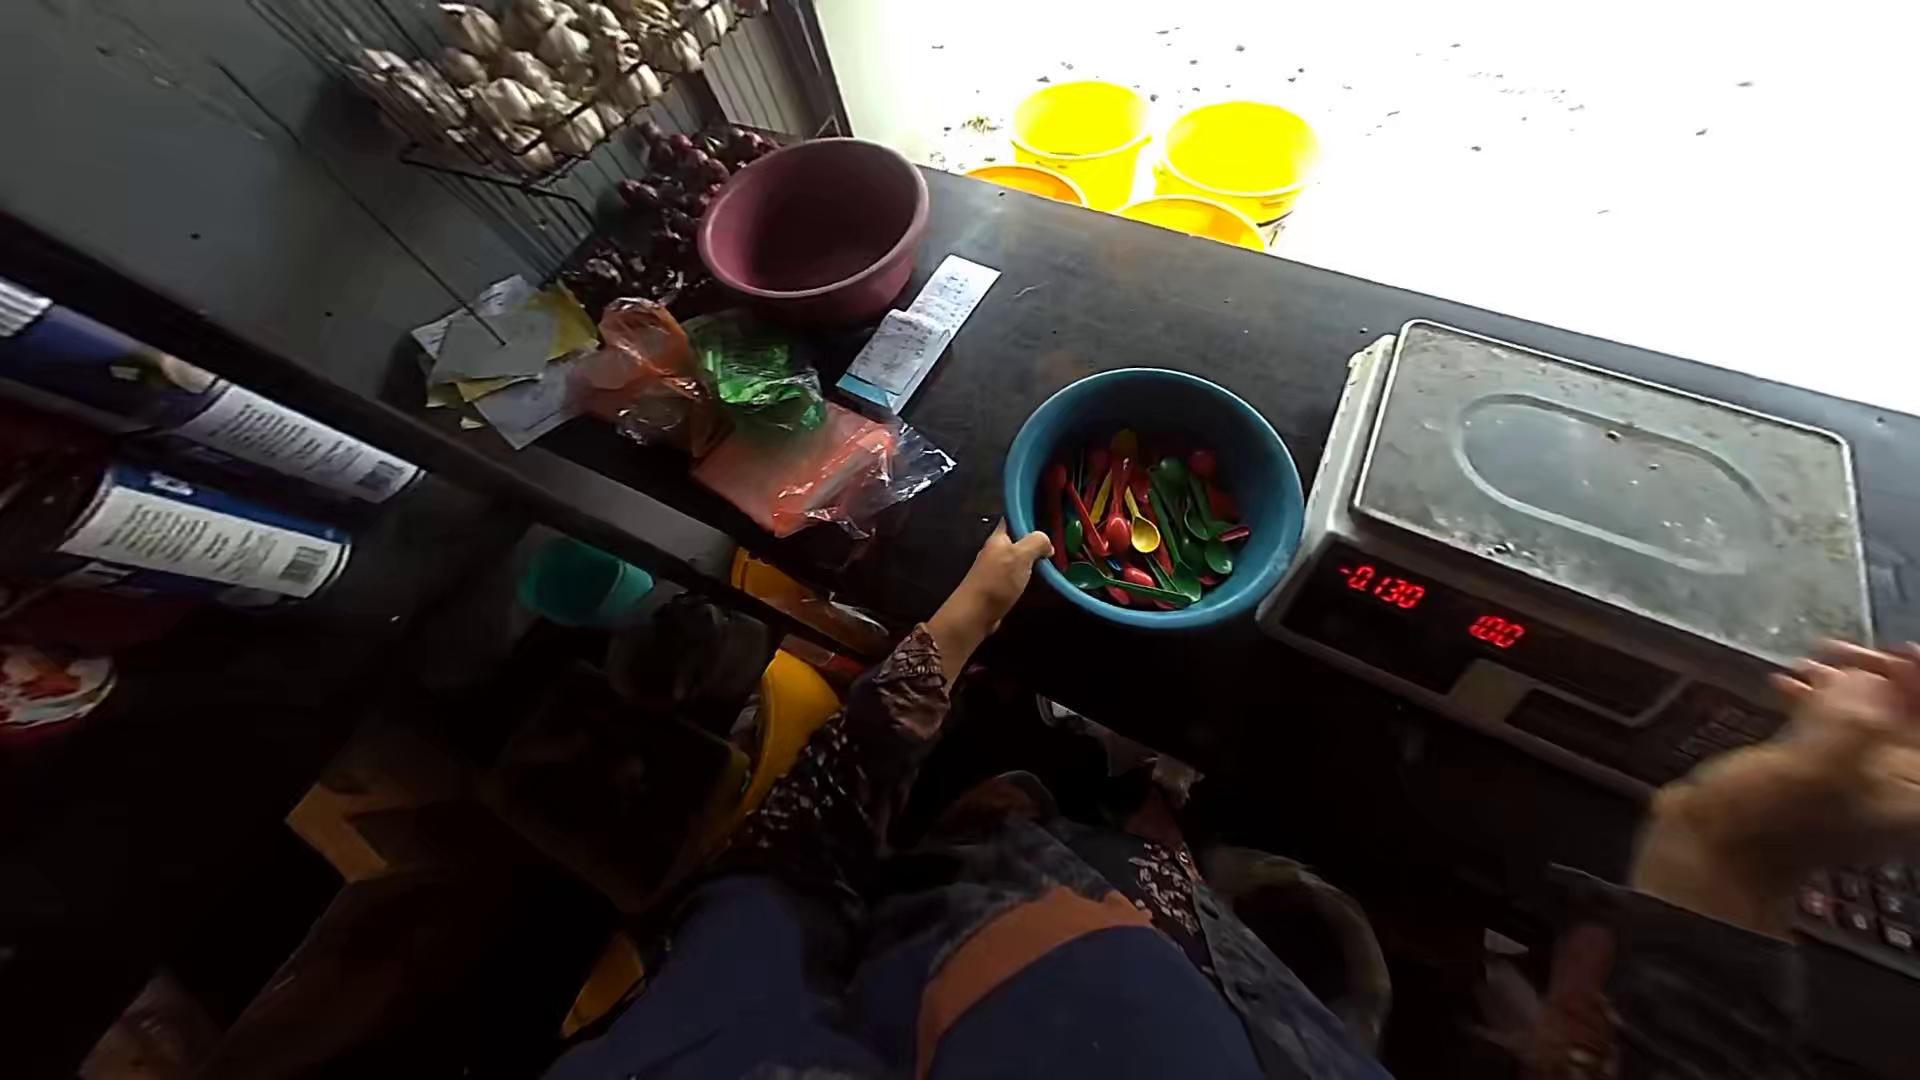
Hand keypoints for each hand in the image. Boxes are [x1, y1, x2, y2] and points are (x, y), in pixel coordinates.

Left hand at [926, 522, 1051, 680]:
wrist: (975, 613)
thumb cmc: (997, 580)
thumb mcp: (1020, 555)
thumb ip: (1036, 542)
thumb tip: (1047, 545)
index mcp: (998, 538)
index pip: (1011, 518)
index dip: (1026, 514)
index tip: (1046, 514)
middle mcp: (995, 551)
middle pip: (1017, 539)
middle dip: (1034, 539)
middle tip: (1056, 541)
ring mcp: (995, 569)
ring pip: (1018, 558)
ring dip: (1033, 559)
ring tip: (1053, 559)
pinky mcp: (998, 587)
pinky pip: (1016, 575)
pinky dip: (1028, 575)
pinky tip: (1040, 578)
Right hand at [1632, 641, 1919, 935]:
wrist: (1712, 847)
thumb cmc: (1767, 815)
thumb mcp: (1812, 769)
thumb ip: (1848, 723)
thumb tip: (1864, 677)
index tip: (1891, 651)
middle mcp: (1906, 785)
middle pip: (1916, 720)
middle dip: (1885, 680)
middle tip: (1837, 650)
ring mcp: (1861, 779)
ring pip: (1875, 720)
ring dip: (1847, 687)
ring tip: (1807, 662)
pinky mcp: (1816, 772)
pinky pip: (1834, 728)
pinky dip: (1817, 702)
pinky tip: (1785, 685)